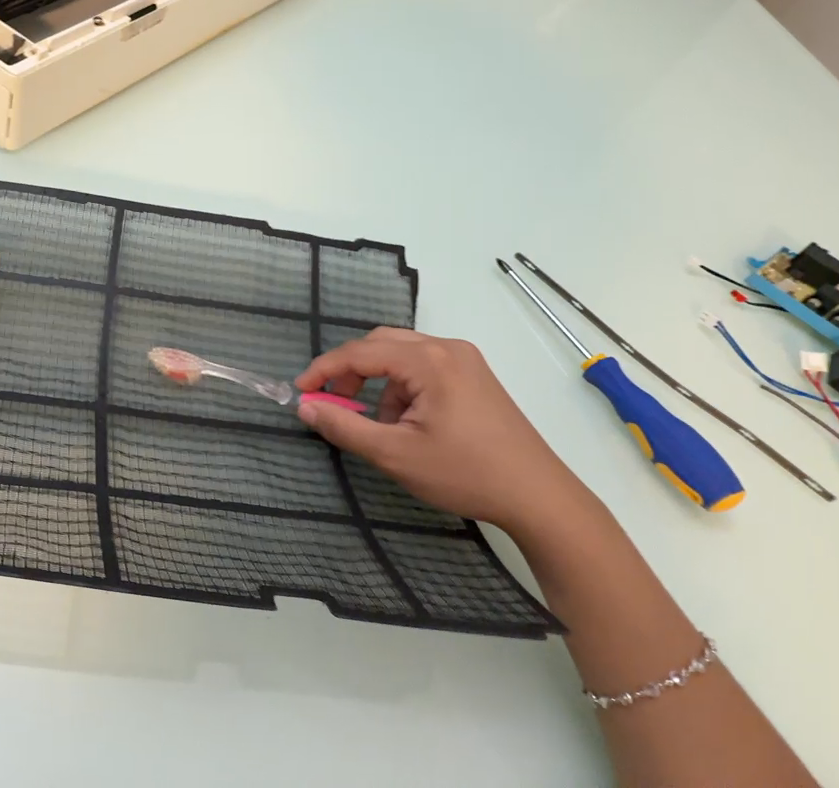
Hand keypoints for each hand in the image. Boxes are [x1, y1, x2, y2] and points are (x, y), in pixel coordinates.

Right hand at [295, 328, 592, 533]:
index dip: (324, 370)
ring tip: (378, 424)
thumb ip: (345, 426)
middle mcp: (447, 348)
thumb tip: (305, 406)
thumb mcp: (394, 454)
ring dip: (379, 382)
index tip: (300, 392)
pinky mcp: (476, 377)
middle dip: (351, 371)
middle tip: (334, 403)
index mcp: (428, 361)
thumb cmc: (464, 473)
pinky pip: (424, 367)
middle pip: (381, 344)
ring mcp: (466, 360)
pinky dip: (403, 387)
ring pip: (403, 355)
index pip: (360, 352)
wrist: (538, 496)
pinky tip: (408, 423)